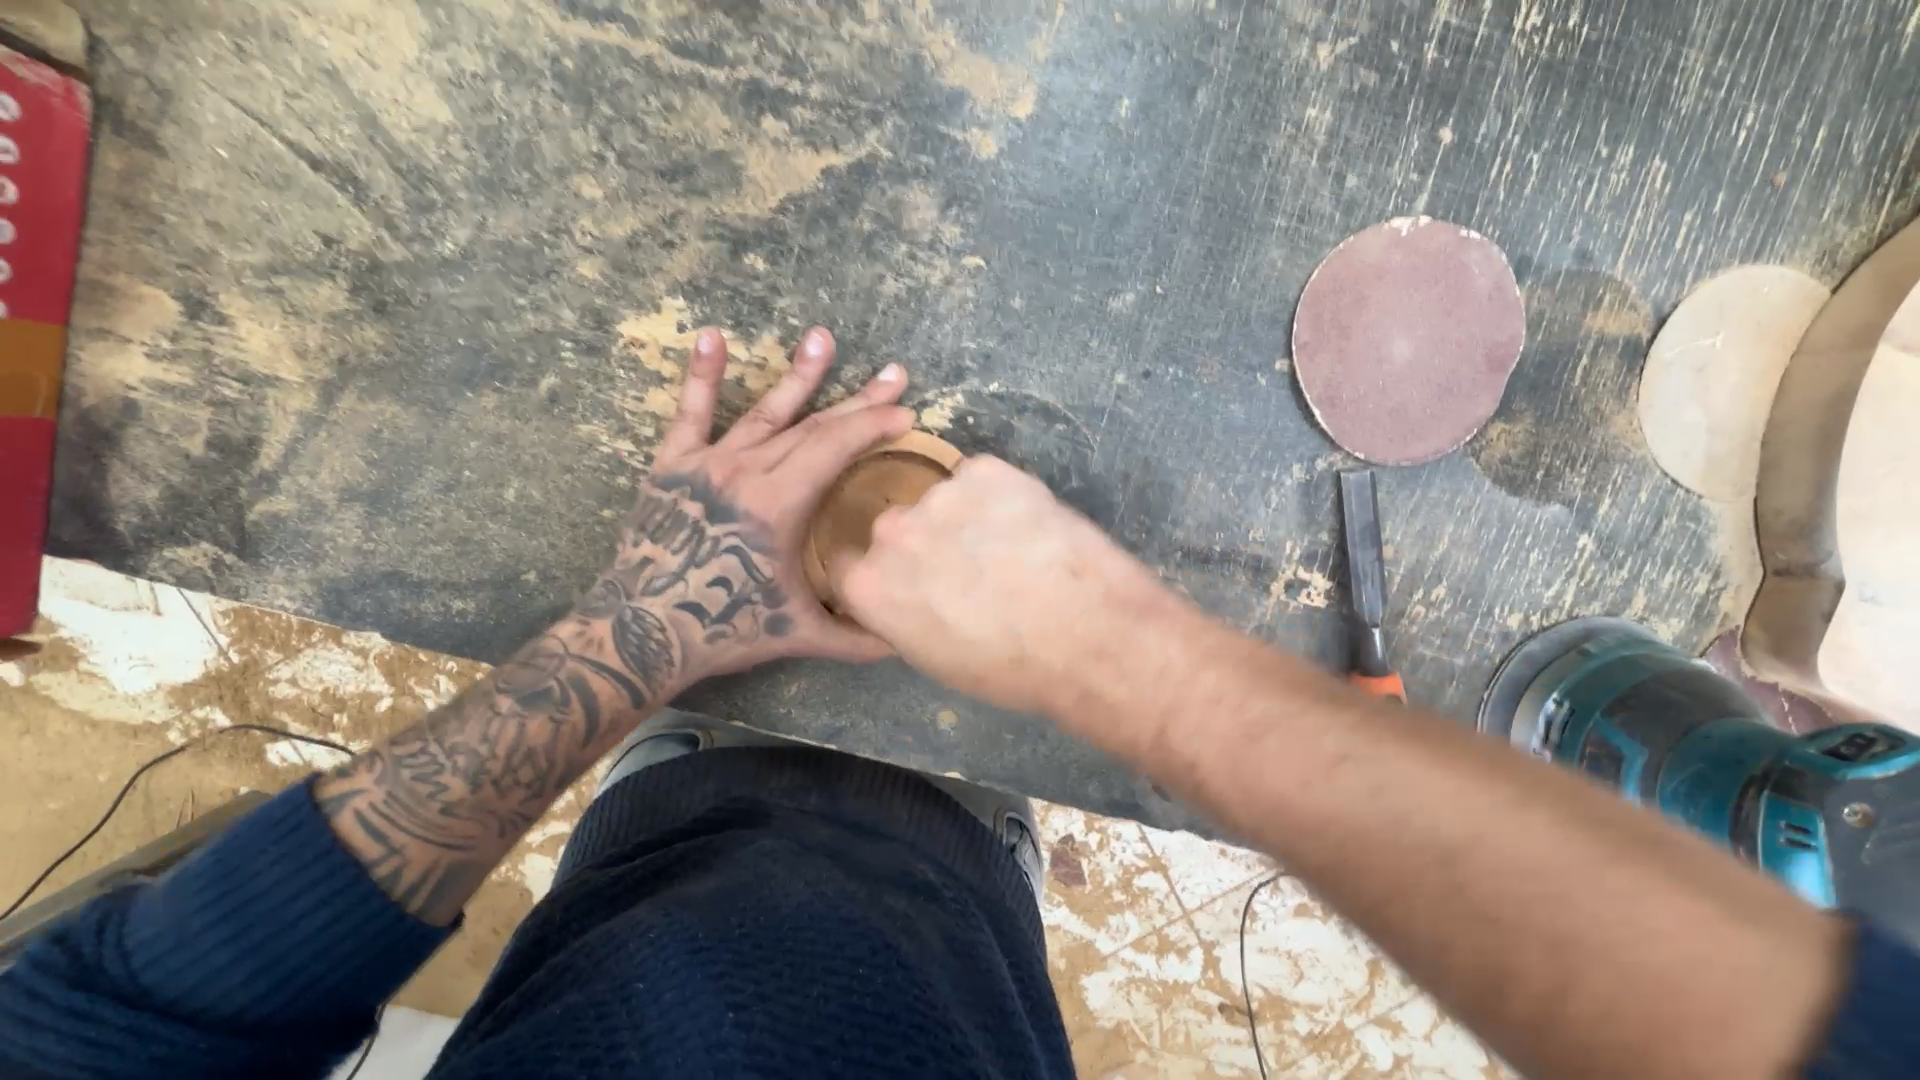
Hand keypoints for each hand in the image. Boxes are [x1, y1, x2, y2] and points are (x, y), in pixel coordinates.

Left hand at [569, 325, 912, 698]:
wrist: (641, 630)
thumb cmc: (724, 628)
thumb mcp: (800, 633)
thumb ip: (857, 637)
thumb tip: (905, 641)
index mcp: (780, 504)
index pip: (837, 448)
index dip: (874, 427)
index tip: (906, 415)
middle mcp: (748, 470)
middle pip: (813, 425)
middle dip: (858, 401)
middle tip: (894, 375)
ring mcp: (709, 462)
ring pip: (765, 411)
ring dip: (799, 375)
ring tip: (821, 336)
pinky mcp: (673, 464)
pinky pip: (691, 412)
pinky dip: (701, 374)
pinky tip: (711, 335)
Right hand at [836, 455, 1173, 716]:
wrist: (1087, 638)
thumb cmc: (1011, 669)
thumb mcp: (935, 659)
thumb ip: (903, 615)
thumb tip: (911, 596)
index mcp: (869, 586)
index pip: (855, 566)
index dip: (890, 576)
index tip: (918, 586)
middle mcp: (892, 533)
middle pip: (897, 530)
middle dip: (926, 546)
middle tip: (972, 571)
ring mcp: (939, 496)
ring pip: (943, 501)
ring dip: (967, 519)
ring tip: (1013, 551)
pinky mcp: (986, 471)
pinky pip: (982, 479)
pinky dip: (1001, 497)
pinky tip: (1031, 527)